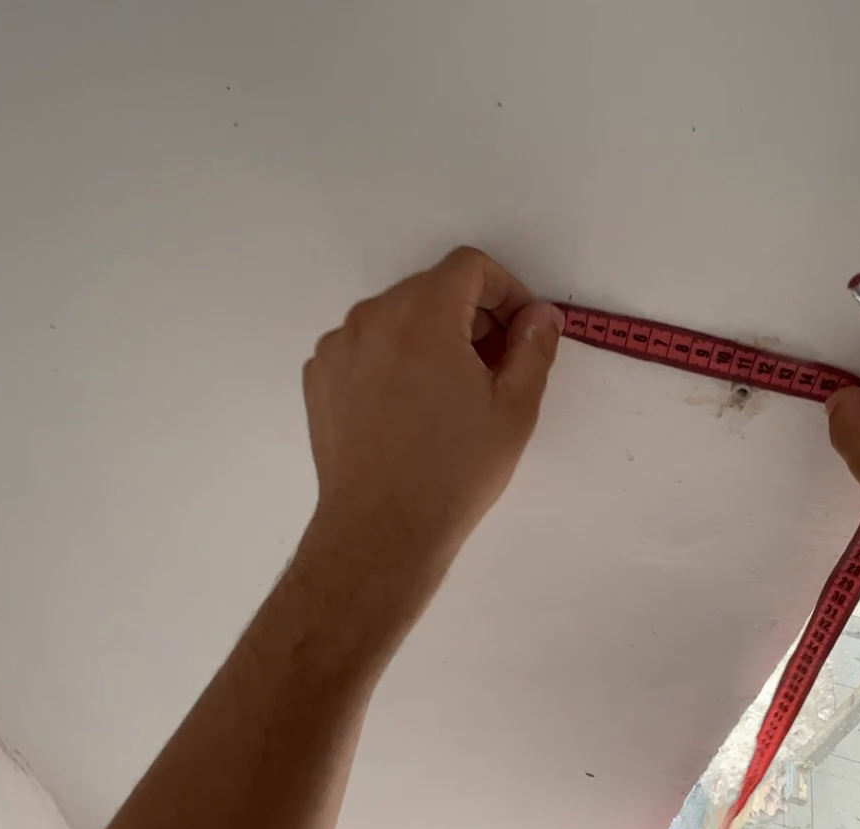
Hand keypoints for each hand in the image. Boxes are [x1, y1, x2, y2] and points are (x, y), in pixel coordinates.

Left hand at [301, 247, 563, 566]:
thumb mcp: (514, 411)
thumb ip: (534, 348)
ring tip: (449, 396)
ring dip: (431, 338)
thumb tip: (540, 315)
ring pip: (397, 318)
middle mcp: (371, 317)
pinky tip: (408, 411)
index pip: (470, 266)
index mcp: (423, 314)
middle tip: (493, 372)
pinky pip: (365, 347)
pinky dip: (394, 360)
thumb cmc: (454, 472)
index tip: (520, 334)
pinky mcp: (319, 377)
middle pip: (432, 289)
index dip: (507, 291)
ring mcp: (337, 347)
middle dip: (471, 318)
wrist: (382, 531)